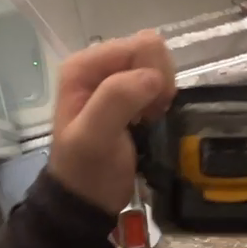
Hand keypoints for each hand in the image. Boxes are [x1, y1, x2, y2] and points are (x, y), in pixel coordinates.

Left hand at [47, 30, 176, 213]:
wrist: (86, 202)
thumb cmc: (88, 171)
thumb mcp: (95, 137)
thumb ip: (117, 100)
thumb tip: (153, 77)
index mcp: (84, 65)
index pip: (139, 45)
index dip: (152, 75)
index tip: (149, 110)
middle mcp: (99, 66)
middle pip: (151, 50)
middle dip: (158, 82)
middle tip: (149, 115)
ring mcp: (115, 80)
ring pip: (158, 66)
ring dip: (161, 93)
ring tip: (148, 119)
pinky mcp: (130, 96)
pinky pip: (158, 82)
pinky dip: (162, 100)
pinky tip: (151, 121)